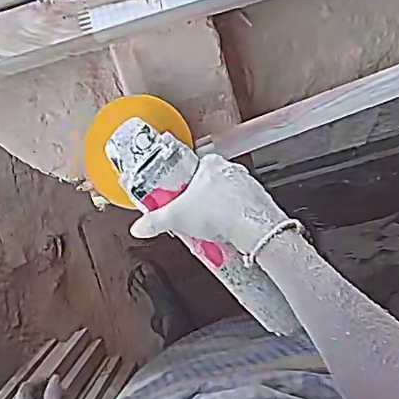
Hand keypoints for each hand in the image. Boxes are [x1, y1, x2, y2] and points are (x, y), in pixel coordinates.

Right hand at [129, 154, 289, 255]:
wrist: (254, 228)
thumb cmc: (220, 212)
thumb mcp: (176, 217)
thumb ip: (155, 221)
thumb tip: (140, 226)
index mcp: (210, 164)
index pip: (191, 169)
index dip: (183, 186)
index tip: (178, 199)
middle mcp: (231, 170)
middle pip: (209, 185)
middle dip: (200, 204)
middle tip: (191, 220)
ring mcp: (247, 185)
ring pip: (226, 198)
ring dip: (217, 214)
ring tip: (208, 232)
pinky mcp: (259, 202)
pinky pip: (241, 210)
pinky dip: (233, 222)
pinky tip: (226, 234)